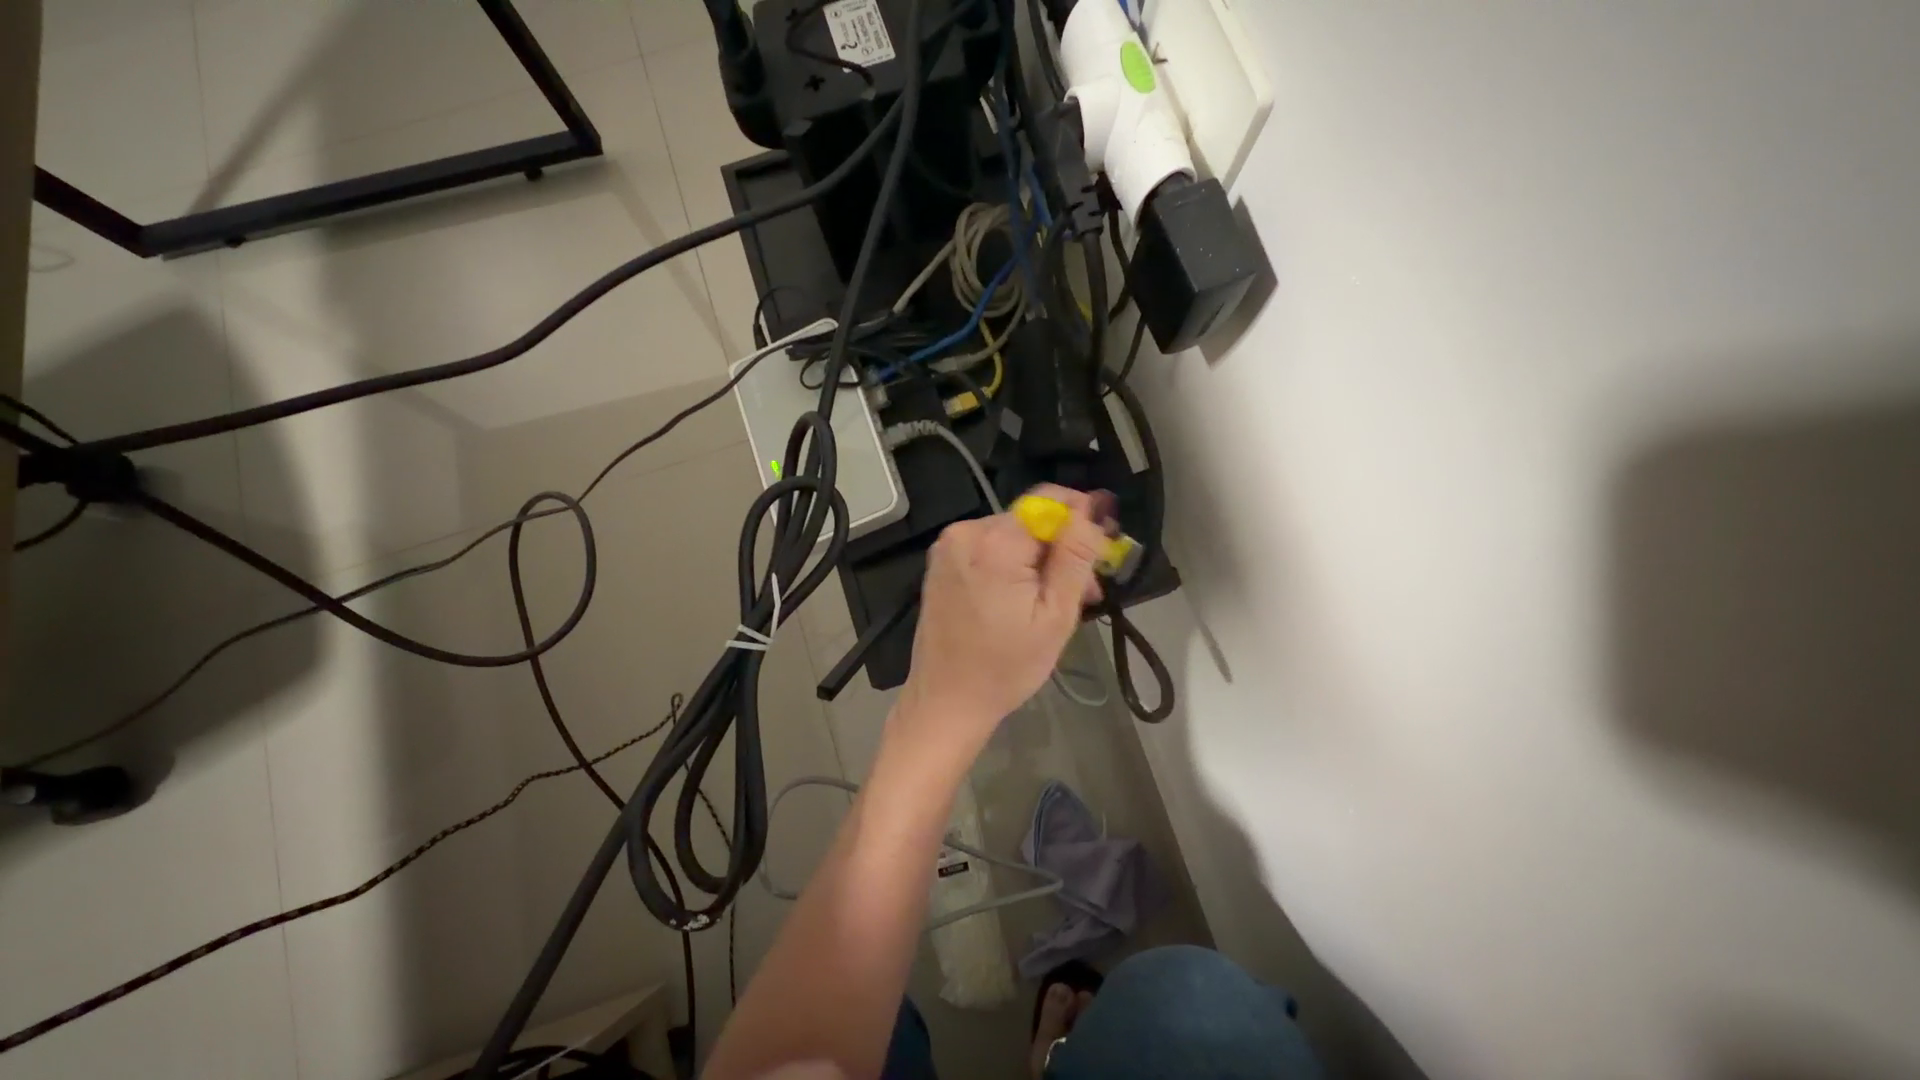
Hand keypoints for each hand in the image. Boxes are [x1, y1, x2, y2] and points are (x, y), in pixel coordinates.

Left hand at [892, 485, 1110, 756]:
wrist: (946, 701)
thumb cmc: (1006, 667)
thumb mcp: (1056, 615)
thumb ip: (1076, 556)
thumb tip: (1092, 507)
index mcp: (995, 542)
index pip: (1049, 500)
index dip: (1081, 516)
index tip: (1102, 546)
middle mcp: (966, 532)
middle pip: (1030, 520)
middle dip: (1062, 547)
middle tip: (1085, 592)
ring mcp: (948, 547)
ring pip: (1012, 535)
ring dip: (1038, 560)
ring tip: (1054, 605)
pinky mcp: (941, 564)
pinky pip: (989, 549)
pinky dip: (1011, 566)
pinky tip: (1022, 602)